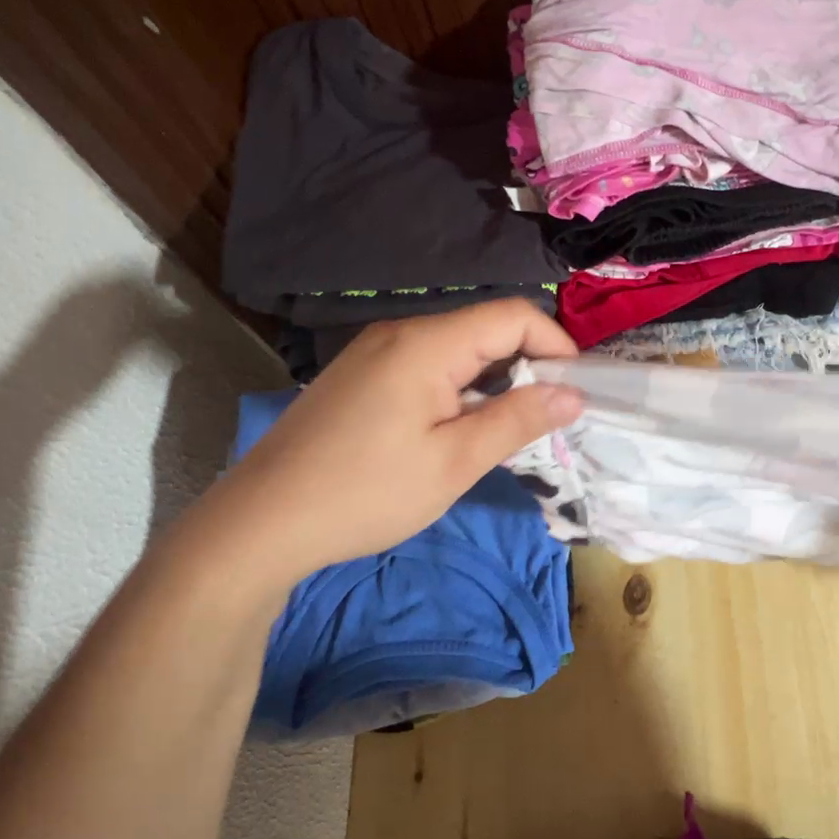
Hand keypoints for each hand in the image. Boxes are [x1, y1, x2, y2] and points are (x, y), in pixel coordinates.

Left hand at [167, 299, 583, 590]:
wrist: (262, 522)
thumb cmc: (366, 492)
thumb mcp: (454, 462)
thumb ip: (517, 419)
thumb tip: (573, 394)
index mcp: (426, 343)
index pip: (513, 315)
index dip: (555, 345)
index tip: (576, 390)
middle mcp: (399, 332)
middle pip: (484, 327)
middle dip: (528, 363)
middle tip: (547, 417)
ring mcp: (373, 352)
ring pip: (456, 347)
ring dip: (493, 378)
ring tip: (508, 428)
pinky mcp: (359, 376)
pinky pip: (426, 364)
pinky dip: (459, 386)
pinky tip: (457, 429)